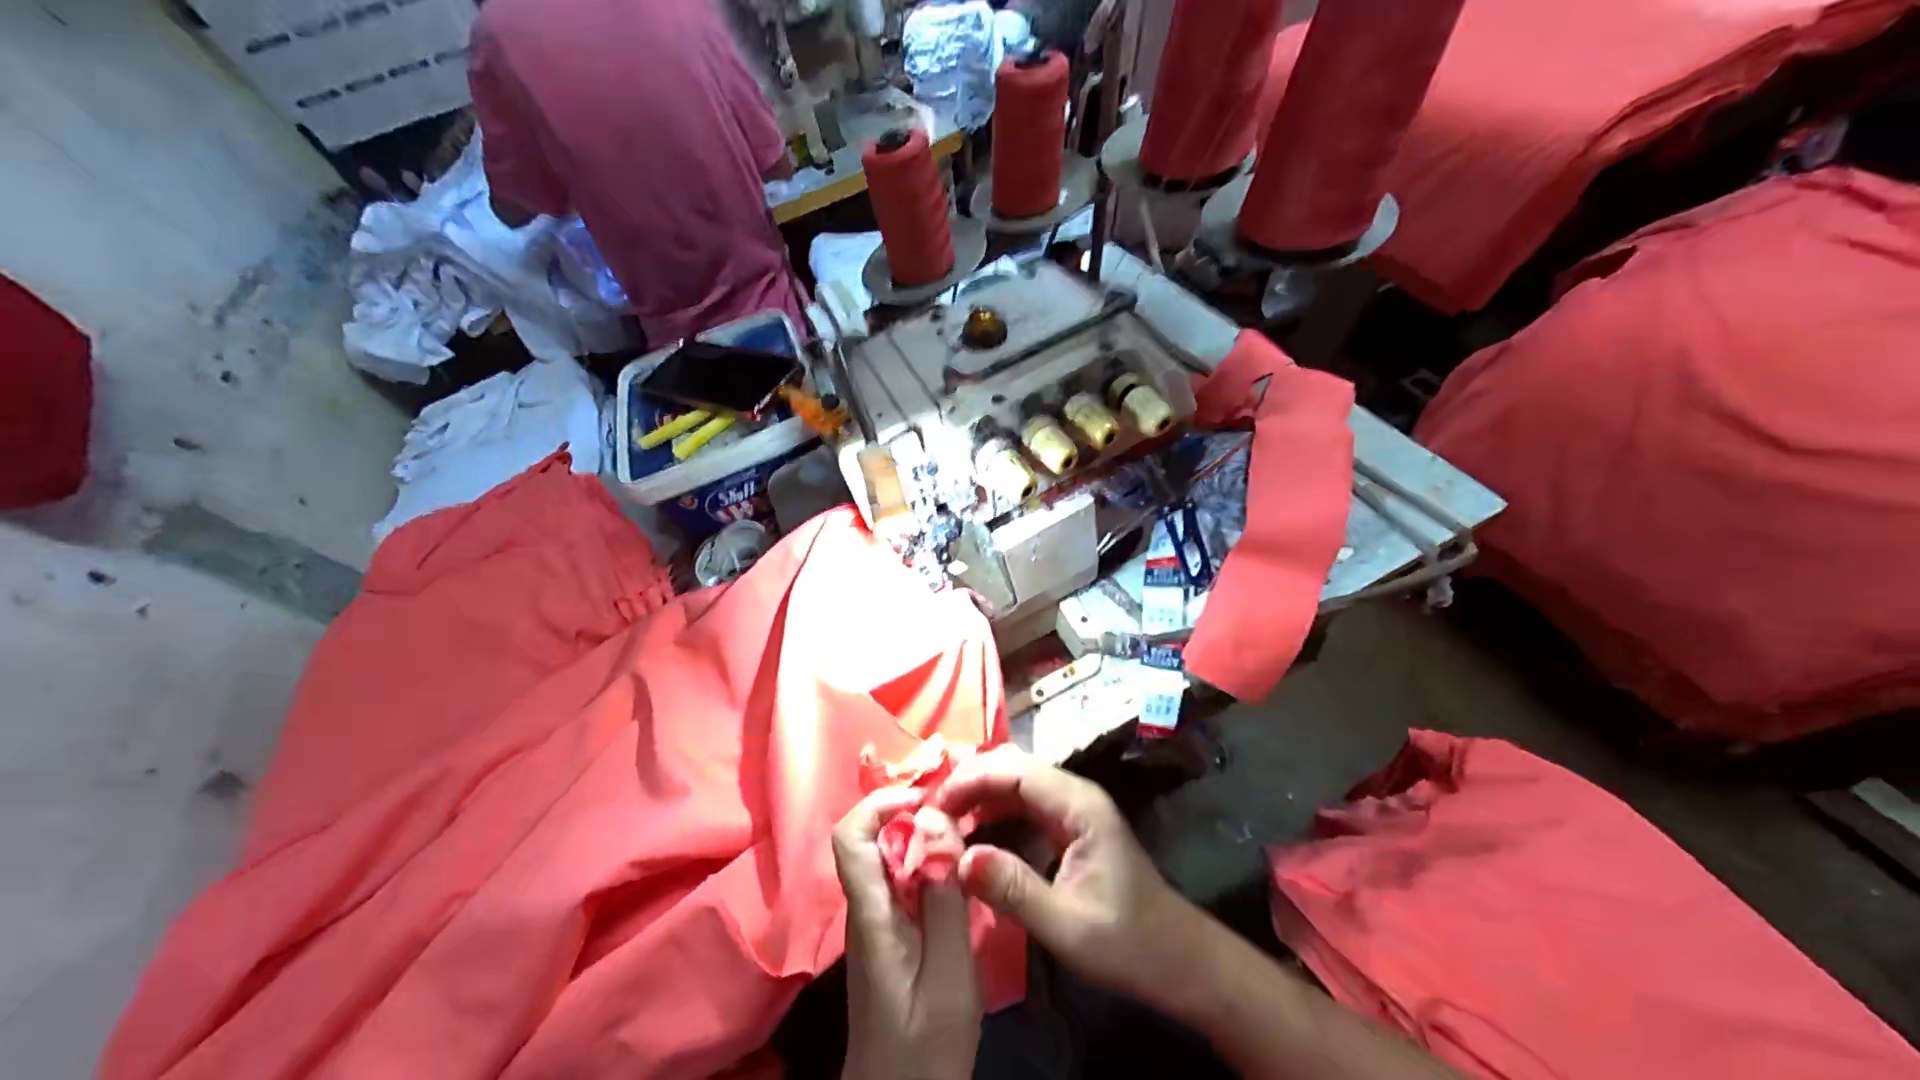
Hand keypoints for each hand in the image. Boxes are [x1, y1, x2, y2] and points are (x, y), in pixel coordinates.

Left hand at [833, 787, 981, 1079]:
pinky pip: (901, 882)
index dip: (881, 803)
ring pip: (887, 859)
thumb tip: (937, 823)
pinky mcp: (890, 936)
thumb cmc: (925, 1047)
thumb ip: (944, 900)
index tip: (926, 797)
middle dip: (910, 812)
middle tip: (959, 808)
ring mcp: (875, 923)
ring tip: (964, 831)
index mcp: (870, 914)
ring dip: (922, 836)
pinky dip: (927, 864)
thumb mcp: (948, 975)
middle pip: (870, 839)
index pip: (850, 837)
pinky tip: (958, 873)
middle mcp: (865, 908)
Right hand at [930, 746, 1199, 1009]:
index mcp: (1079, 806)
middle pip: (1014, 768)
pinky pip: (1024, 805)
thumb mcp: (1066, 926)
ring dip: (980, 796)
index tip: (934, 804)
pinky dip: (994, 811)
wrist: (1179, 960)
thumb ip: (1013, 890)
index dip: (972, 780)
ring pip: (1017, 784)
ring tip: (943, 821)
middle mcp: (1076, 796)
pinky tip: (973, 833)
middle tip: (931, 811)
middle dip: (971, 782)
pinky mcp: (1070, 827)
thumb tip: (959, 858)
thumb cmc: (1127, 943)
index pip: (1015, 772)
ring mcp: (1074, 810)